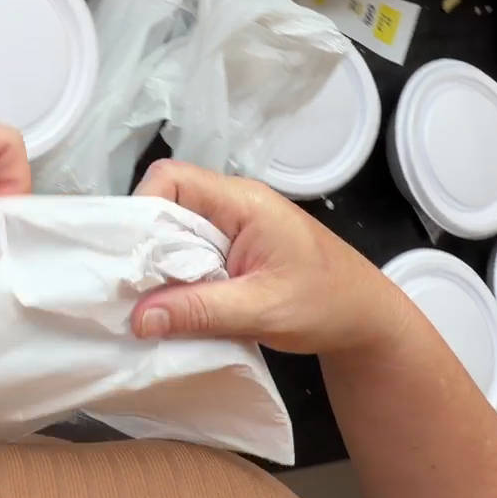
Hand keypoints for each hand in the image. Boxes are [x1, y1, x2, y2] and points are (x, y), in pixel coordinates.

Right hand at [129, 160, 412, 355]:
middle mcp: (232, 202)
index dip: (142, 206)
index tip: (129, 252)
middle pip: (168, 201)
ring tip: (147, 296)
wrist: (367, 319)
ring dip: (161, 259)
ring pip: (176, 227)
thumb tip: (138, 317)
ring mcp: (233, 223)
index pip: (173, 178)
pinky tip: (173, 300)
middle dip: (145, 240)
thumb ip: (200, 310)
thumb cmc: (328, 304)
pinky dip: (177, 271)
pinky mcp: (232, 245)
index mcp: (242, 201)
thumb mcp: (263, 310)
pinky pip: (190, 246)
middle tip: (130, 283)